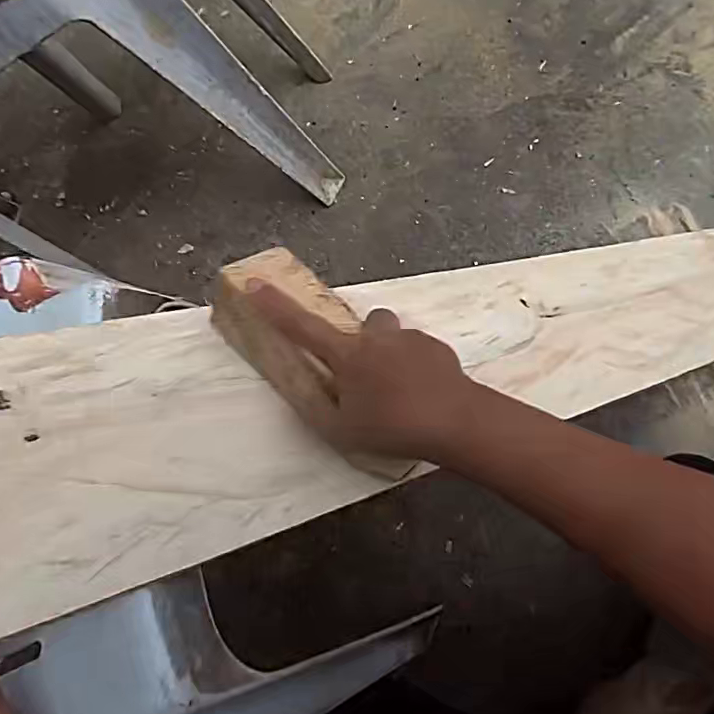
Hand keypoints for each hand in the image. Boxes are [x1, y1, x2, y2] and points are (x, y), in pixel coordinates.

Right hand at [247, 282, 485, 460]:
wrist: (456, 421)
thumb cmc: (394, 428)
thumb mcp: (342, 430)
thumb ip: (322, 407)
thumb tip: (318, 391)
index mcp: (349, 356)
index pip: (302, 327)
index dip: (275, 307)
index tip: (256, 284)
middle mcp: (380, 339)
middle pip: (366, 324)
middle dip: (364, 341)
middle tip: (370, 375)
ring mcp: (414, 340)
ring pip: (396, 336)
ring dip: (394, 354)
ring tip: (403, 391)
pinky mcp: (440, 348)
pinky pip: (422, 351)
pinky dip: (418, 366)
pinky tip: (426, 392)